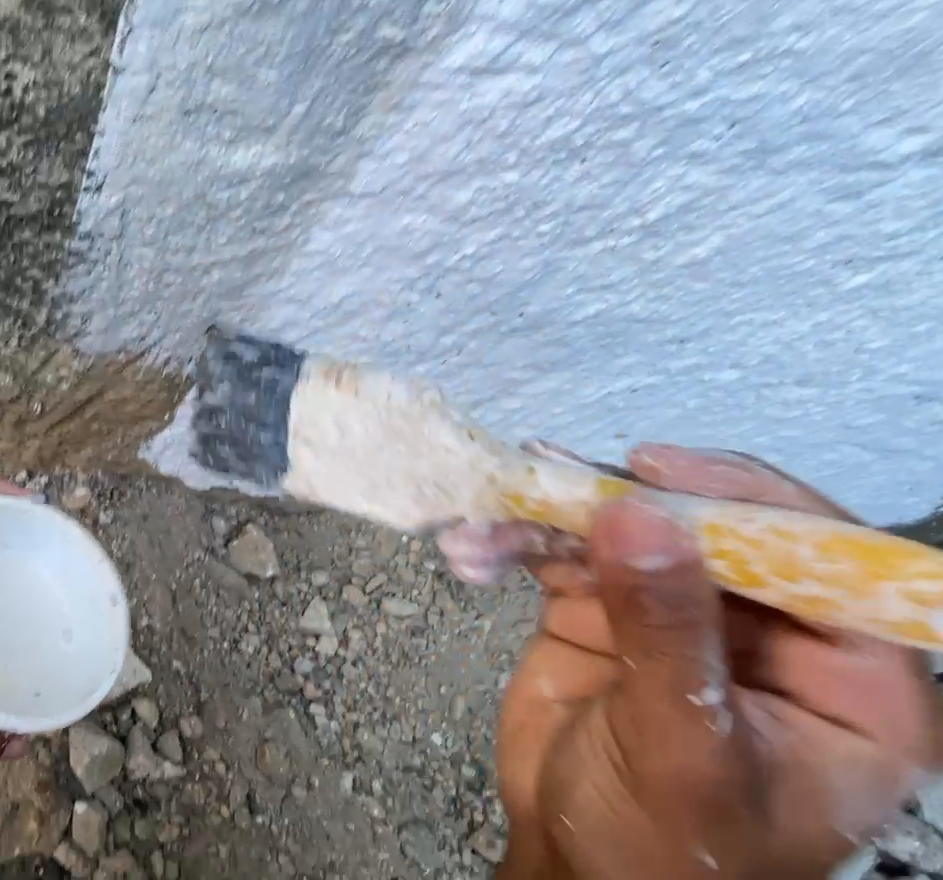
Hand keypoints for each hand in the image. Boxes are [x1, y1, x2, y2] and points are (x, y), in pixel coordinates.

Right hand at [488, 445, 942, 879]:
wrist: (572, 868)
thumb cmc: (665, 844)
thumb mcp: (679, 745)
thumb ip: (665, 632)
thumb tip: (637, 512)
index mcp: (842, 677)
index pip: (823, 563)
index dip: (751, 503)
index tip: (655, 469)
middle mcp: (761, 629)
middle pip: (703, 530)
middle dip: (616, 502)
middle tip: (541, 477)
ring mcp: (670, 613)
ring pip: (617, 531)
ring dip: (541, 520)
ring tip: (479, 527)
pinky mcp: (596, 607)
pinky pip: (555, 550)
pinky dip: (506, 543)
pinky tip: (468, 552)